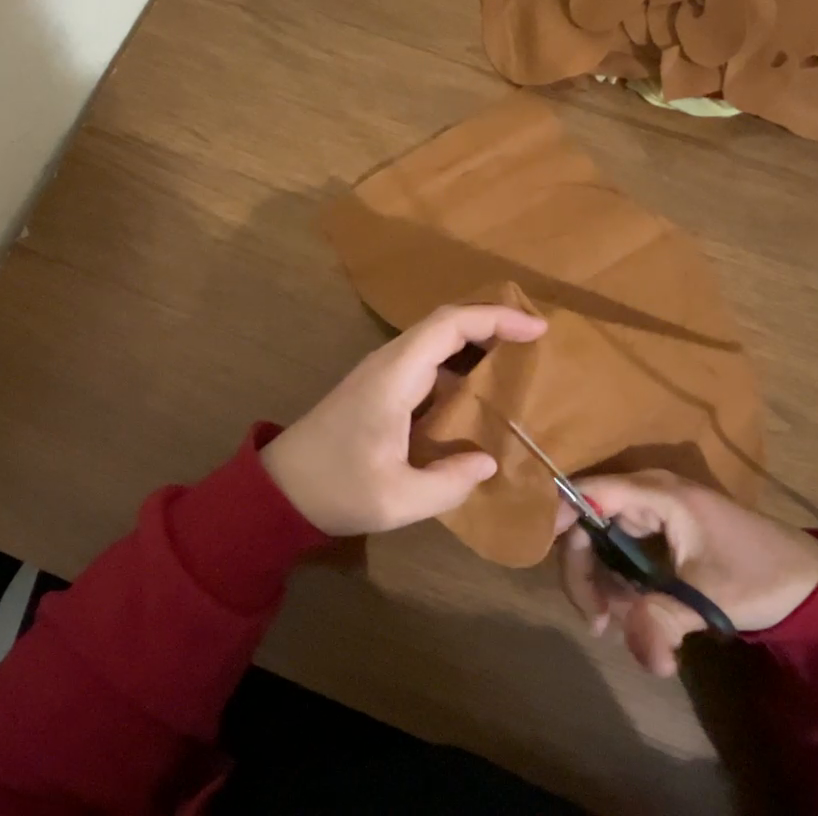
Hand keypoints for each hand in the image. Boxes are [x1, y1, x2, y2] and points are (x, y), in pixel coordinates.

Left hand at [262, 304, 547, 535]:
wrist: (279, 489)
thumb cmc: (336, 489)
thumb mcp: (398, 499)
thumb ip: (450, 483)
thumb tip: (488, 461)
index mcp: (394, 377)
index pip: (449, 325)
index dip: (495, 318)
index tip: (538, 328)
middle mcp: (388, 364)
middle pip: (445, 326)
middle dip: (493, 326)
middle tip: (537, 346)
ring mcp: (380, 376)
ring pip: (435, 346)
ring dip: (476, 350)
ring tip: (519, 373)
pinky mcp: (377, 391)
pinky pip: (426, 367)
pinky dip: (458, 373)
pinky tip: (479, 404)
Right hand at [558, 470, 817, 675]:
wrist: (809, 584)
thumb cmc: (760, 576)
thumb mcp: (710, 600)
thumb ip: (663, 622)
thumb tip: (642, 661)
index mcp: (658, 494)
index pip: (589, 491)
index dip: (561, 518)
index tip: (550, 559)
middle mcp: (648, 494)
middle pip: (588, 519)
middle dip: (584, 570)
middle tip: (596, 622)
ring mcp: (653, 511)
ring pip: (600, 536)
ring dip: (599, 579)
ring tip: (615, 623)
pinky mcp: (659, 530)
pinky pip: (619, 547)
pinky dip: (615, 578)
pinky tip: (629, 609)